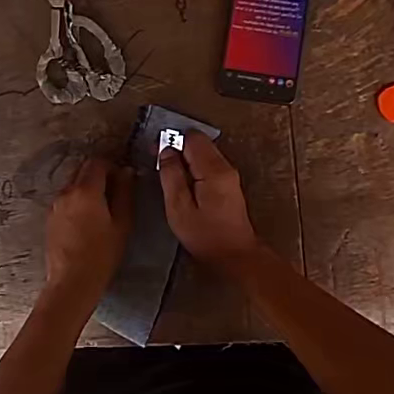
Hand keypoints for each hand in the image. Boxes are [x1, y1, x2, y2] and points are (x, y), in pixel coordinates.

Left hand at [44, 156, 132, 299]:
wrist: (72, 282)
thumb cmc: (101, 255)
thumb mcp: (122, 223)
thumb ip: (125, 193)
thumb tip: (127, 172)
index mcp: (85, 190)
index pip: (97, 162)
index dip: (112, 165)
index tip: (122, 176)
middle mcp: (66, 192)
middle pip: (83, 169)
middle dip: (99, 173)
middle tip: (115, 189)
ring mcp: (56, 204)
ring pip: (73, 183)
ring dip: (88, 186)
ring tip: (103, 206)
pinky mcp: (50, 217)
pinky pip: (66, 198)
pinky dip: (78, 199)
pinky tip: (88, 218)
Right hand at [158, 131, 259, 270]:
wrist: (236, 255)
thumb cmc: (206, 236)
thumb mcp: (179, 208)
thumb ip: (171, 176)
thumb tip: (166, 151)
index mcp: (213, 170)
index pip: (192, 138)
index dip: (172, 140)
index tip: (157, 152)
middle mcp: (225, 167)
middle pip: (200, 142)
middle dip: (178, 147)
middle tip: (160, 163)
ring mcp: (229, 174)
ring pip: (204, 151)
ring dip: (186, 157)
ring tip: (169, 174)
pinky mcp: (229, 183)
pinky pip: (209, 163)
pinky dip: (194, 166)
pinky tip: (184, 183)